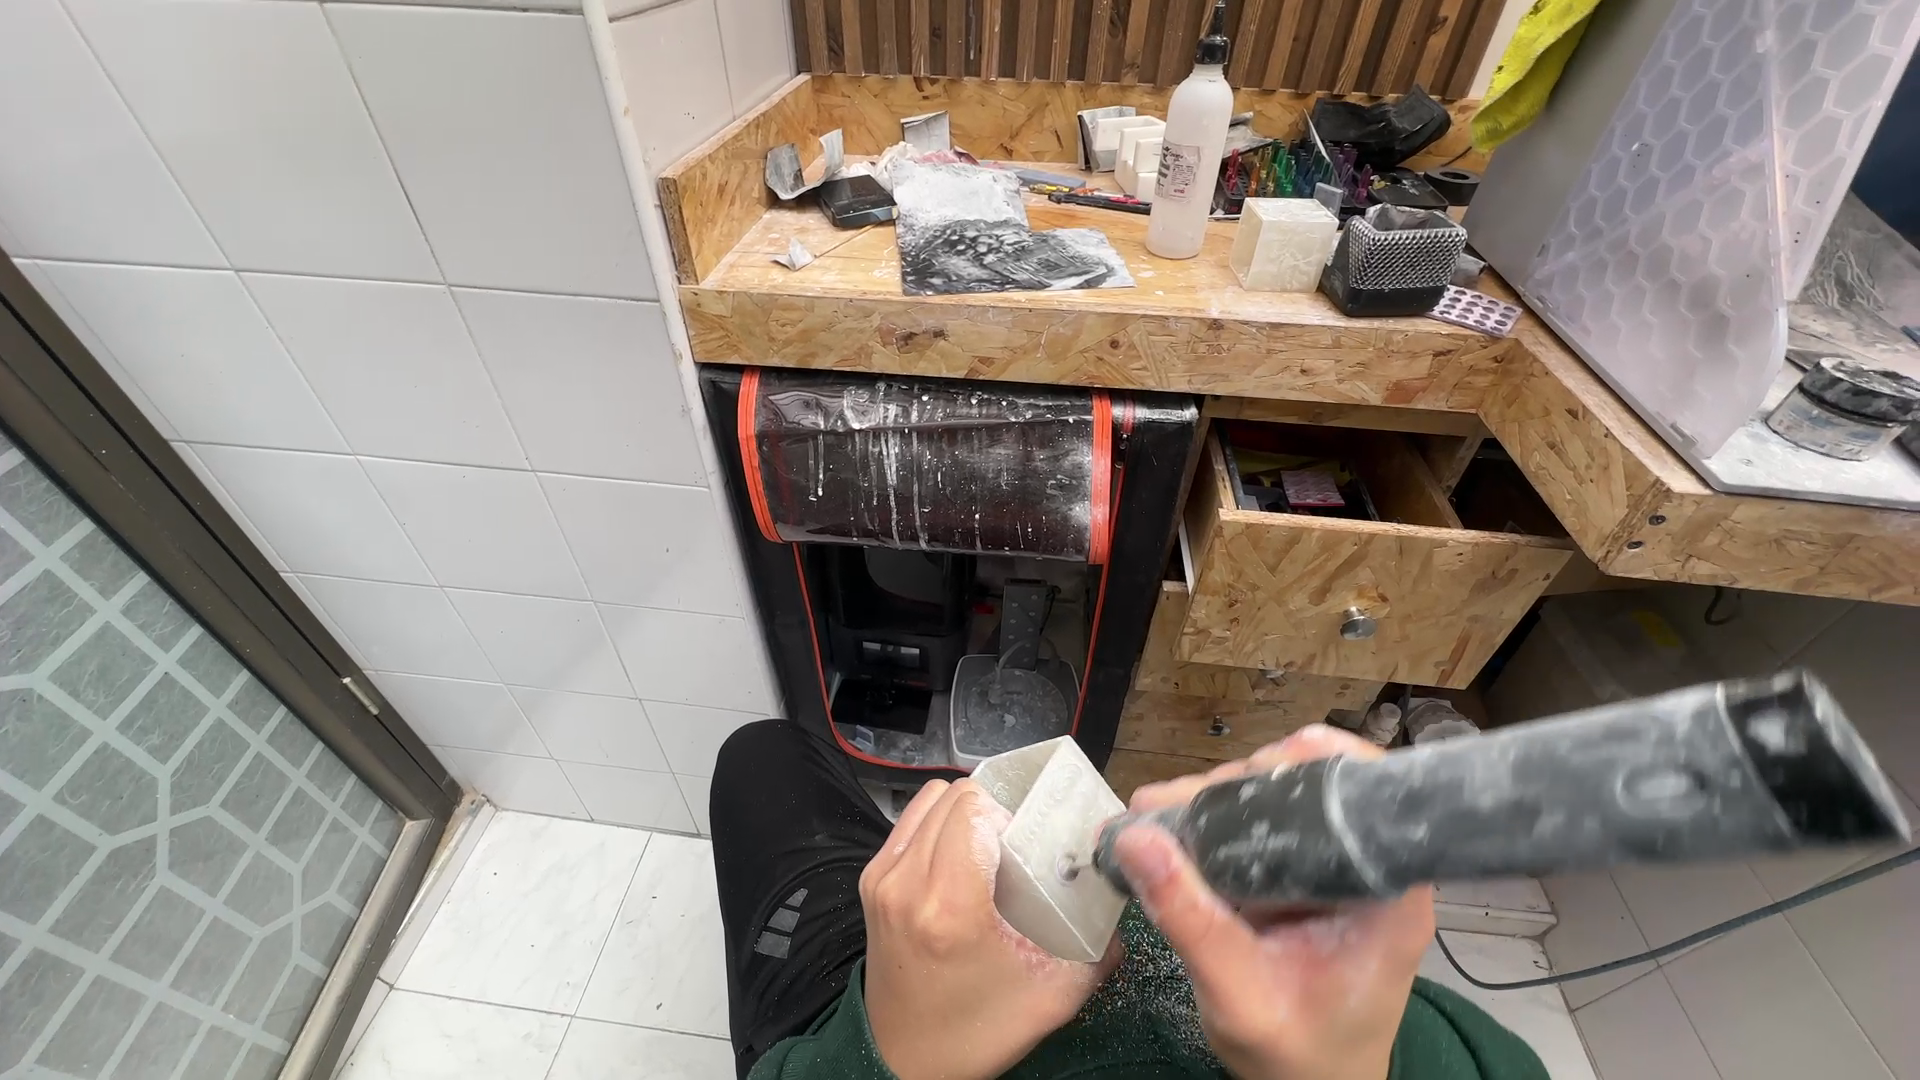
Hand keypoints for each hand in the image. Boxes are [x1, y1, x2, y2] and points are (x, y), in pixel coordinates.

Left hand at [861, 778, 1118, 1079]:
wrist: (904, 1062)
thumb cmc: (976, 1030)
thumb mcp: (1052, 995)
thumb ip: (1096, 945)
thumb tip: (1119, 896)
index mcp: (949, 903)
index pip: (974, 807)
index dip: (1007, 817)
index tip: (1023, 850)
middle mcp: (907, 879)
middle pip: (955, 796)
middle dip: (991, 813)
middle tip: (1010, 852)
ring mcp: (882, 875)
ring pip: (932, 799)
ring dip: (963, 814)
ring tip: (984, 851)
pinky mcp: (870, 877)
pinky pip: (911, 819)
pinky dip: (938, 824)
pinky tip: (957, 857)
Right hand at [1110, 724, 1434, 1079]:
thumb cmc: (1296, 1056)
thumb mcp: (1238, 995)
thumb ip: (1191, 920)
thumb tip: (1136, 836)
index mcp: (1383, 891)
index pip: (1372, 793)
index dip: (1318, 763)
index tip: (1256, 770)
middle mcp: (1360, 864)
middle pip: (1305, 784)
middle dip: (1236, 784)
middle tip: (1174, 807)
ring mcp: (1324, 864)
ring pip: (1271, 795)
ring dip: (1214, 797)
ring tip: (1160, 816)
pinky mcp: (1292, 870)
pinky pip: (1252, 821)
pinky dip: (1209, 816)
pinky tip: (1171, 826)